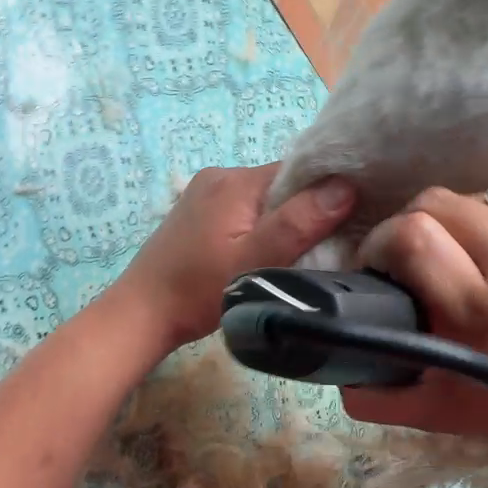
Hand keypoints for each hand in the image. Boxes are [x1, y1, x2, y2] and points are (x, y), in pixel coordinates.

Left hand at [106, 164, 356, 352]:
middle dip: (302, 215)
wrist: (139, 315)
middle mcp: (220, 176)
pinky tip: (256, 259)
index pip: (301, 171)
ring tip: (288, 259)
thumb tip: (347, 186)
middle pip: (281, 187)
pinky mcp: (193, 218)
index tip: (348, 224)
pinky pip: (239, 216)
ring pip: (260, 204)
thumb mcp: (254, 262)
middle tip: (320, 251)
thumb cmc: (196, 292)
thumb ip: (298, 224)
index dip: (327, 195)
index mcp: (237, 180)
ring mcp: (203, 196)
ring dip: (277, 227)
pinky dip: (254, 233)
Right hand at [339, 188, 487, 456]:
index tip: (380, 266)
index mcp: (479, 310)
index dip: (382, 242)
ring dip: (473, 233)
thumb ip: (378, 398)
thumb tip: (340, 373)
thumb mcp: (443, 417)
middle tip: (424, 266)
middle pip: (439, 201)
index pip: (410, 234)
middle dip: (416, 229)